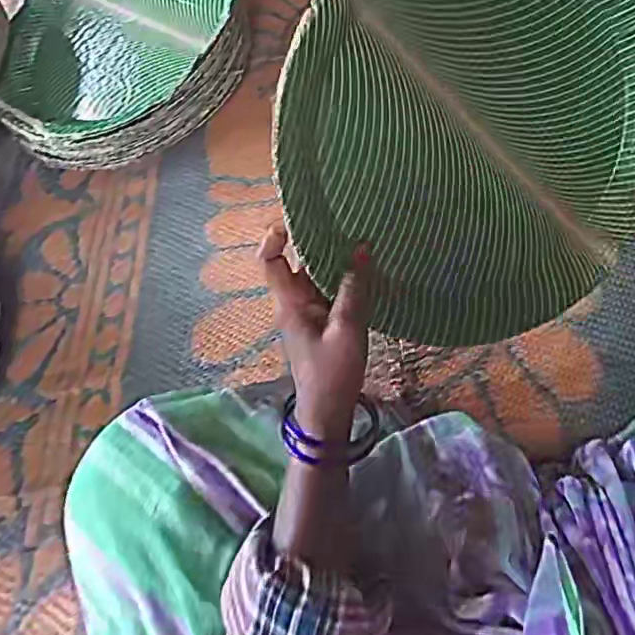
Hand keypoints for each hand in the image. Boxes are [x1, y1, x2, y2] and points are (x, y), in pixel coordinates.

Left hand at [258, 222, 372, 441]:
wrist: (327, 415)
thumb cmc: (331, 373)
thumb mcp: (347, 329)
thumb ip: (353, 288)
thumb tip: (362, 248)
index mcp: (290, 302)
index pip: (269, 260)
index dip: (276, 237)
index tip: (297, 218)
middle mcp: (295, 302)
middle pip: (296, 262)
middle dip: (314, 240)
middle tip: (341, 219)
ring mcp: (309, 312)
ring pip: (316, 275)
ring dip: (333, 258)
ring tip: (358, 237)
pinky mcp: (323, 321)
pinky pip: (329, 289)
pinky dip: (343, 276)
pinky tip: (364, 268)